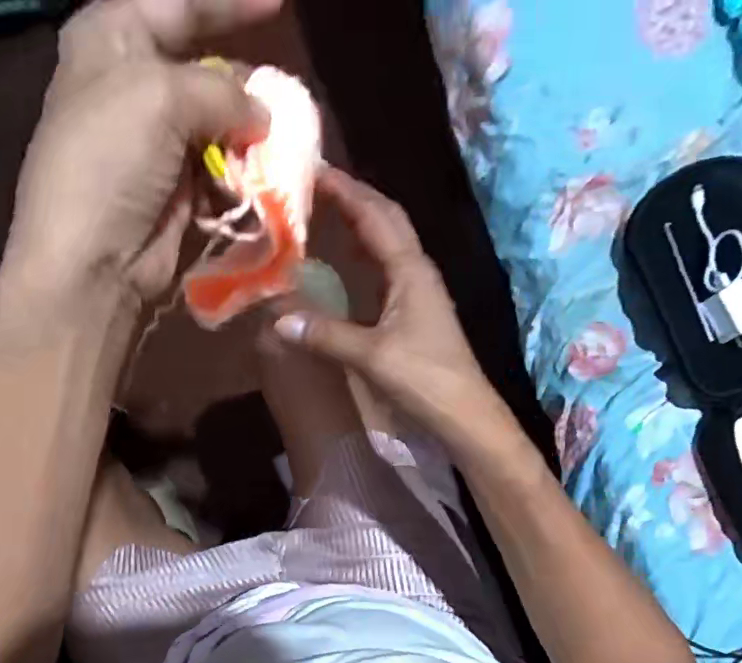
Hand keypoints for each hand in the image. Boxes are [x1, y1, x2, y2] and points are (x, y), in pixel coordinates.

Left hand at [0, 0, 275, 306]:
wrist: (93, 264)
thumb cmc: (111, 162)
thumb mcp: (161, 95)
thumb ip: (221, 89)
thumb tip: (261, 115)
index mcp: (109, 41)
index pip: (176, 3)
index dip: (228, 3)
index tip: (280, 4)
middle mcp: (131, 91)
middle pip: (203, 71)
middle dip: (246, 84)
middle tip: (286, 96)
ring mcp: (155, 150)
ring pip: (220, 129)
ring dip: (252, 140)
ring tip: (283, 147)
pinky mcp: (175, 198)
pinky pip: (222, 176)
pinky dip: (244, 179)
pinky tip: (263, 183)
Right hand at [274, 167, 512, 451]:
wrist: (464, 414)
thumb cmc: (425, 379)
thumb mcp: (372, 356)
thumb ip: (326, 335)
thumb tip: (277, 320)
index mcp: (411, 270)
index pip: (376, 215)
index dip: (346, 190)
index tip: (315, 169)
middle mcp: (416, 271)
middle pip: (386, 220)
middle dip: (353, 197)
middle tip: (314, 186)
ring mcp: (417, 292)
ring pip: (386, 244)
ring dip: (358, 224)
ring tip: (322, 214)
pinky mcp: (413, 313)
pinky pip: (383, 271)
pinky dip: (360, 258)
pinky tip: (341, 266)